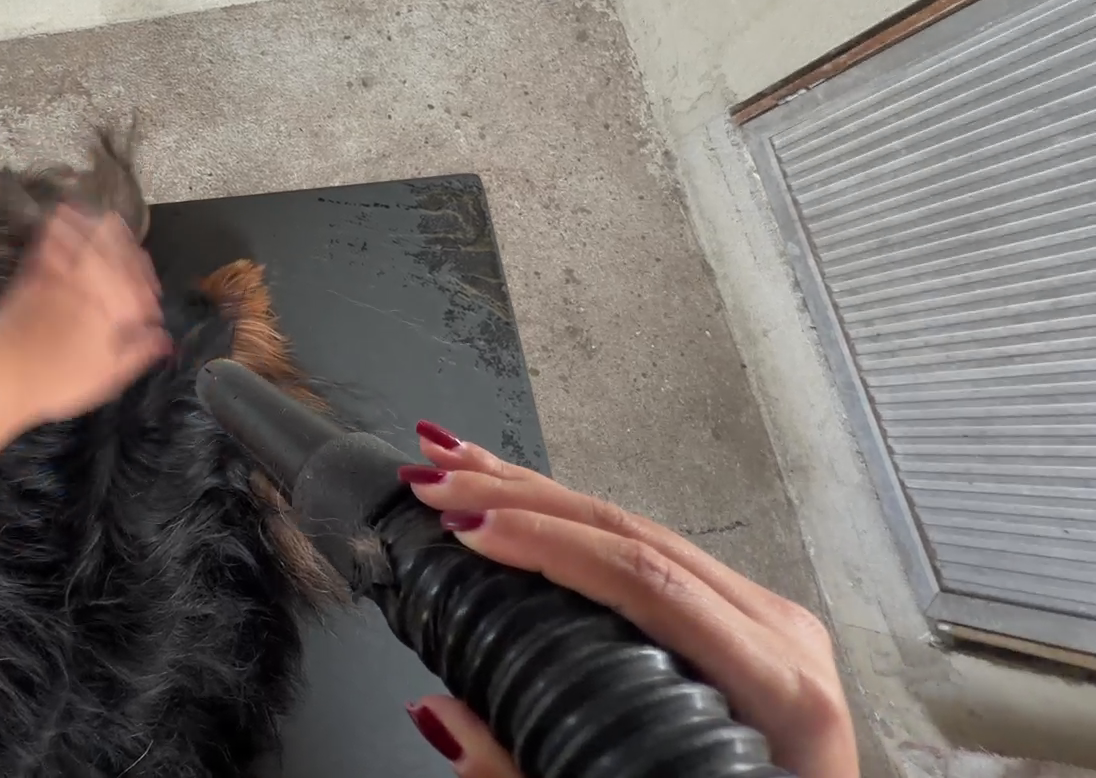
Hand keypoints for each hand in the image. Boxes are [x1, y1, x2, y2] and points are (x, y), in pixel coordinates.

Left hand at [0, 204, 170, 427]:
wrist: (1, 376)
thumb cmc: (59, 381)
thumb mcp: (109, 375)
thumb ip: (139, 352)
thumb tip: (163, 339)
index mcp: (111, 307)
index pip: (137, 282)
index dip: (147, 284)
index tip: (152, 295)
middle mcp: (89, 285)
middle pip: (114, 254)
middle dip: (127, 247)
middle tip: (138, 250)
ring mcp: (58, 277)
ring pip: (82, 243)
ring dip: (96, 228)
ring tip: (106, 217)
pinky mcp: (31, 277)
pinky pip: (49, 244)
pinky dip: (58, 229)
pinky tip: (59, 218)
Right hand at [397, 426, 858, 777]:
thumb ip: (526, 774)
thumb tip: (438, 716)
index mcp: (775, 689)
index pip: (644, 581)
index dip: (548, 542)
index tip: (468, 530)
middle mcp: (767, 630)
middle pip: (623, 531)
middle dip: (513, 499)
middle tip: (434, 486)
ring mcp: (746, 605)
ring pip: (620, 517)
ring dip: (521, 486)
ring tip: (446, 463)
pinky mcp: (719, 597)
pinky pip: (626, 530)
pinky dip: (551, 502)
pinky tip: (500, 479)